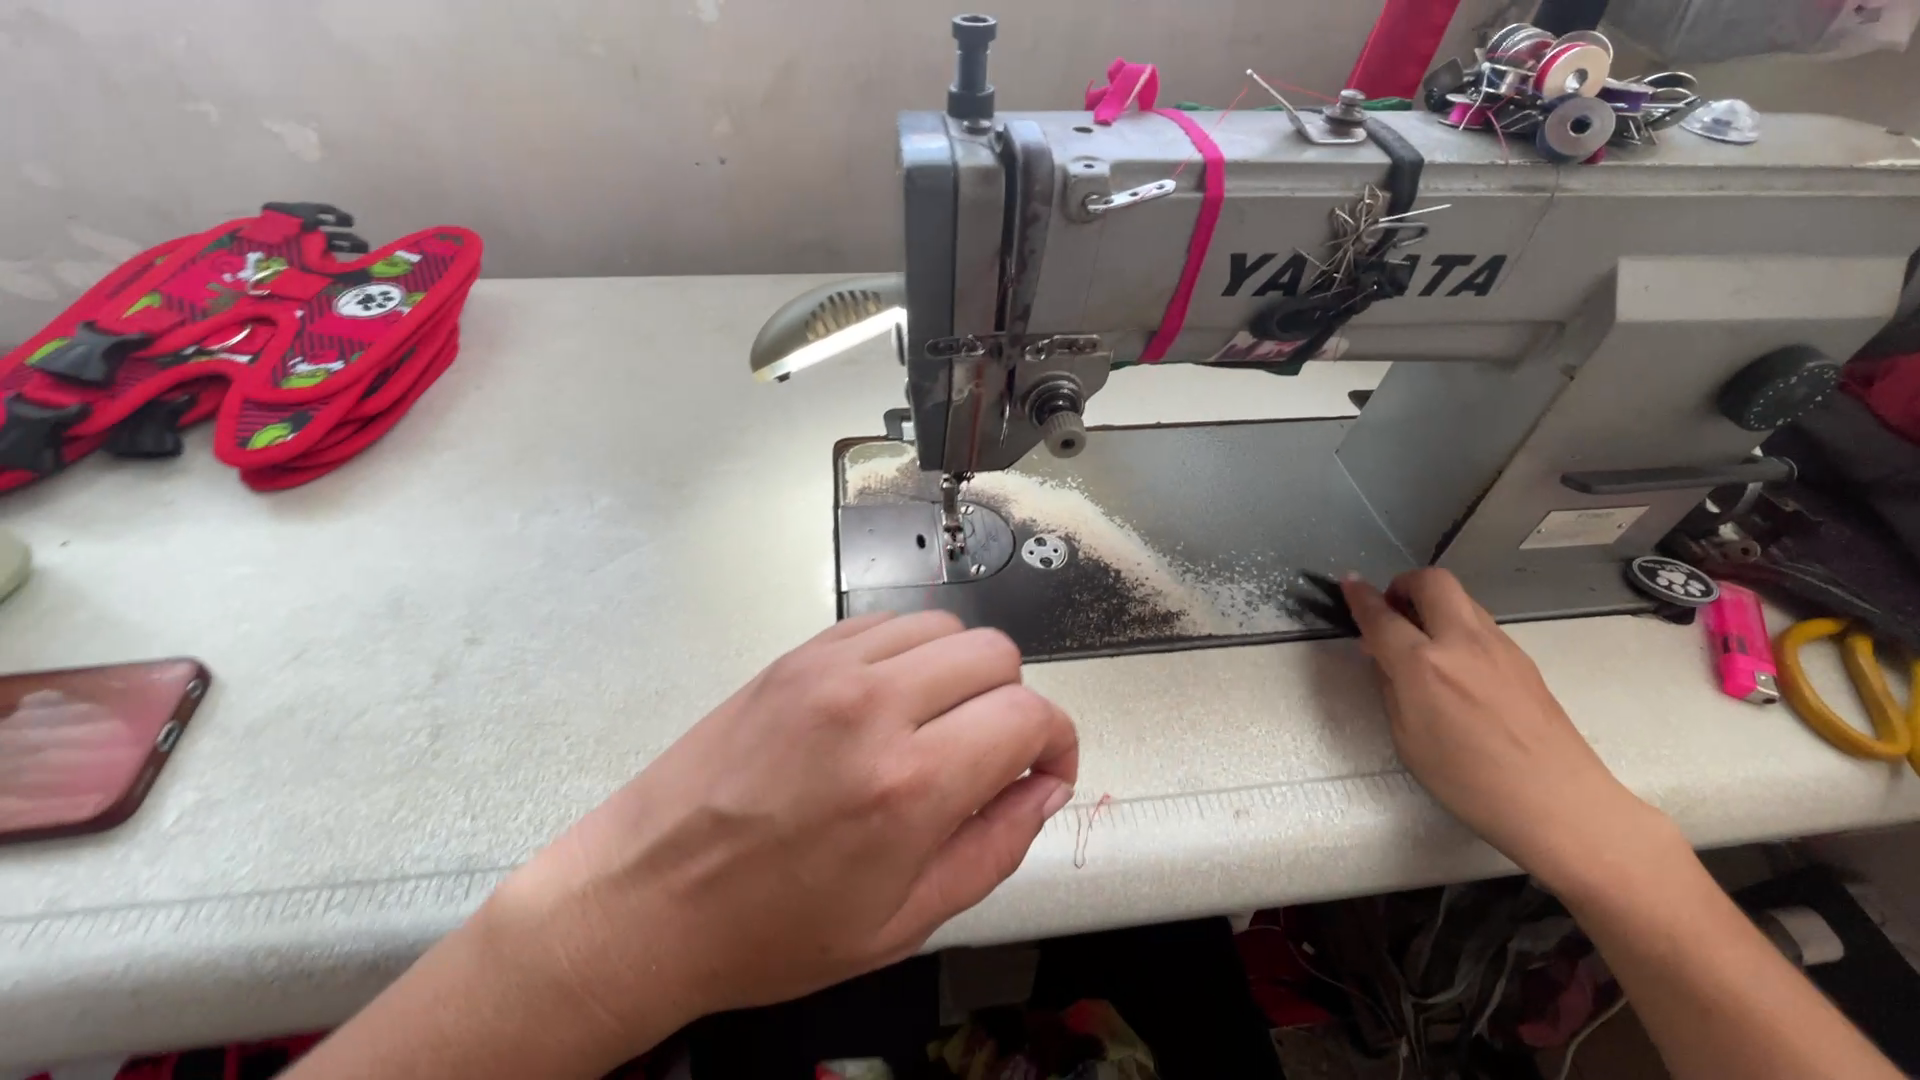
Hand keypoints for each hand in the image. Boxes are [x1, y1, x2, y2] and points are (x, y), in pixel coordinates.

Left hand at [485, 612, 1076, 1056]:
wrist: (646, 898)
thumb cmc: (772, 930)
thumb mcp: (904, 922)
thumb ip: (995, 848)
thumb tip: (1044, 788)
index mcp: (909, 784)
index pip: (1029, 714)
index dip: (1057, 742)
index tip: (1044, 770)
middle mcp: (873, 706)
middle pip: (996, 654)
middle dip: (1013, 703)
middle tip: (990, 754)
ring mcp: (828, 669)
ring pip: (945, 627)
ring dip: (962, 673)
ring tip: (937, 727)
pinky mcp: (795, 656)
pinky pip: (884, 624)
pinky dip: (909, 654)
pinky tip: (889, 703)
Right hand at [1340, 569, 1669, 890]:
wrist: (1559, 803)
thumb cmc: (1469, 781)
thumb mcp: (1407, 739)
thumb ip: (1392, 688)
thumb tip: (1384, 657)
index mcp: (1424, 665)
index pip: (1382, 616)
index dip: (1359, 597)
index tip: (1348, 584)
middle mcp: (1462, 643)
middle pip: (1432, 582)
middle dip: (1404, 584)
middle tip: (1391, 610)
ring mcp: (1499, 647)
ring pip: (1460, 599)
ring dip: (1433, 604)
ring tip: (1420, 639)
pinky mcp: (1523, 660)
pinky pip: (1480, 624)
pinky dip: (1456, 626)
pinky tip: (1453, 663)